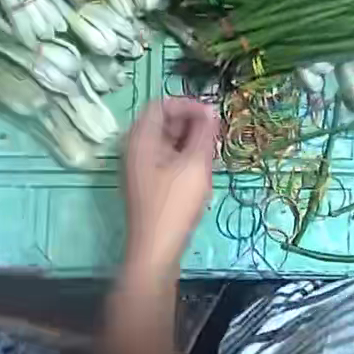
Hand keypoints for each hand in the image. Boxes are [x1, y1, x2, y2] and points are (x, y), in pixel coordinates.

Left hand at [122, 97, 218, 270]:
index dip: (188, 105)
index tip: (214, 116)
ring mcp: (141, 167)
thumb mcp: (195, 165)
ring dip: (191, 141)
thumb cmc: (175, 204)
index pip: (162, 105)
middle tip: (217, 135)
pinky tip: (203, 170)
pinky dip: (186, 156)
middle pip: (164, 121)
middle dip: (192, 123)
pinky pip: (168, 158)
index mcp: (141, 138)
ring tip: (213, 153)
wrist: (156, 249)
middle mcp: (136, 148)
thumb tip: (212, 111)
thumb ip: (204, 134)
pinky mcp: (149, 182)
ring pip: (168, 141)